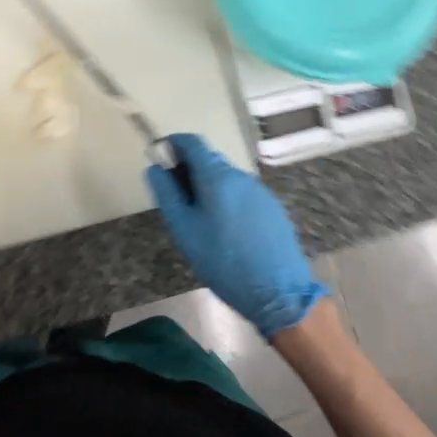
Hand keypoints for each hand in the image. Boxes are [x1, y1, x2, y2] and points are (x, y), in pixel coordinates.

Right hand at [146, 133, 328, 338]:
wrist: (280, 293)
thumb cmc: (224, 262)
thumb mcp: (186, 231)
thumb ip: (168, 195)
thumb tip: (155, 168)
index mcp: (218, 176)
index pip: (192, 142)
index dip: (172, 145)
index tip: (159, 159)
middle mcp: (241, 176)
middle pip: (209, 160)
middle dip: (188, 171)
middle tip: (176, 201)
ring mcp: (261, 192)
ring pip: (226, 179)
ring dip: (208, 188)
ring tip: (200, 222)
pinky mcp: (273, 209)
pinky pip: (242, 195)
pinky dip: (227, 201)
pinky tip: (226, 232)